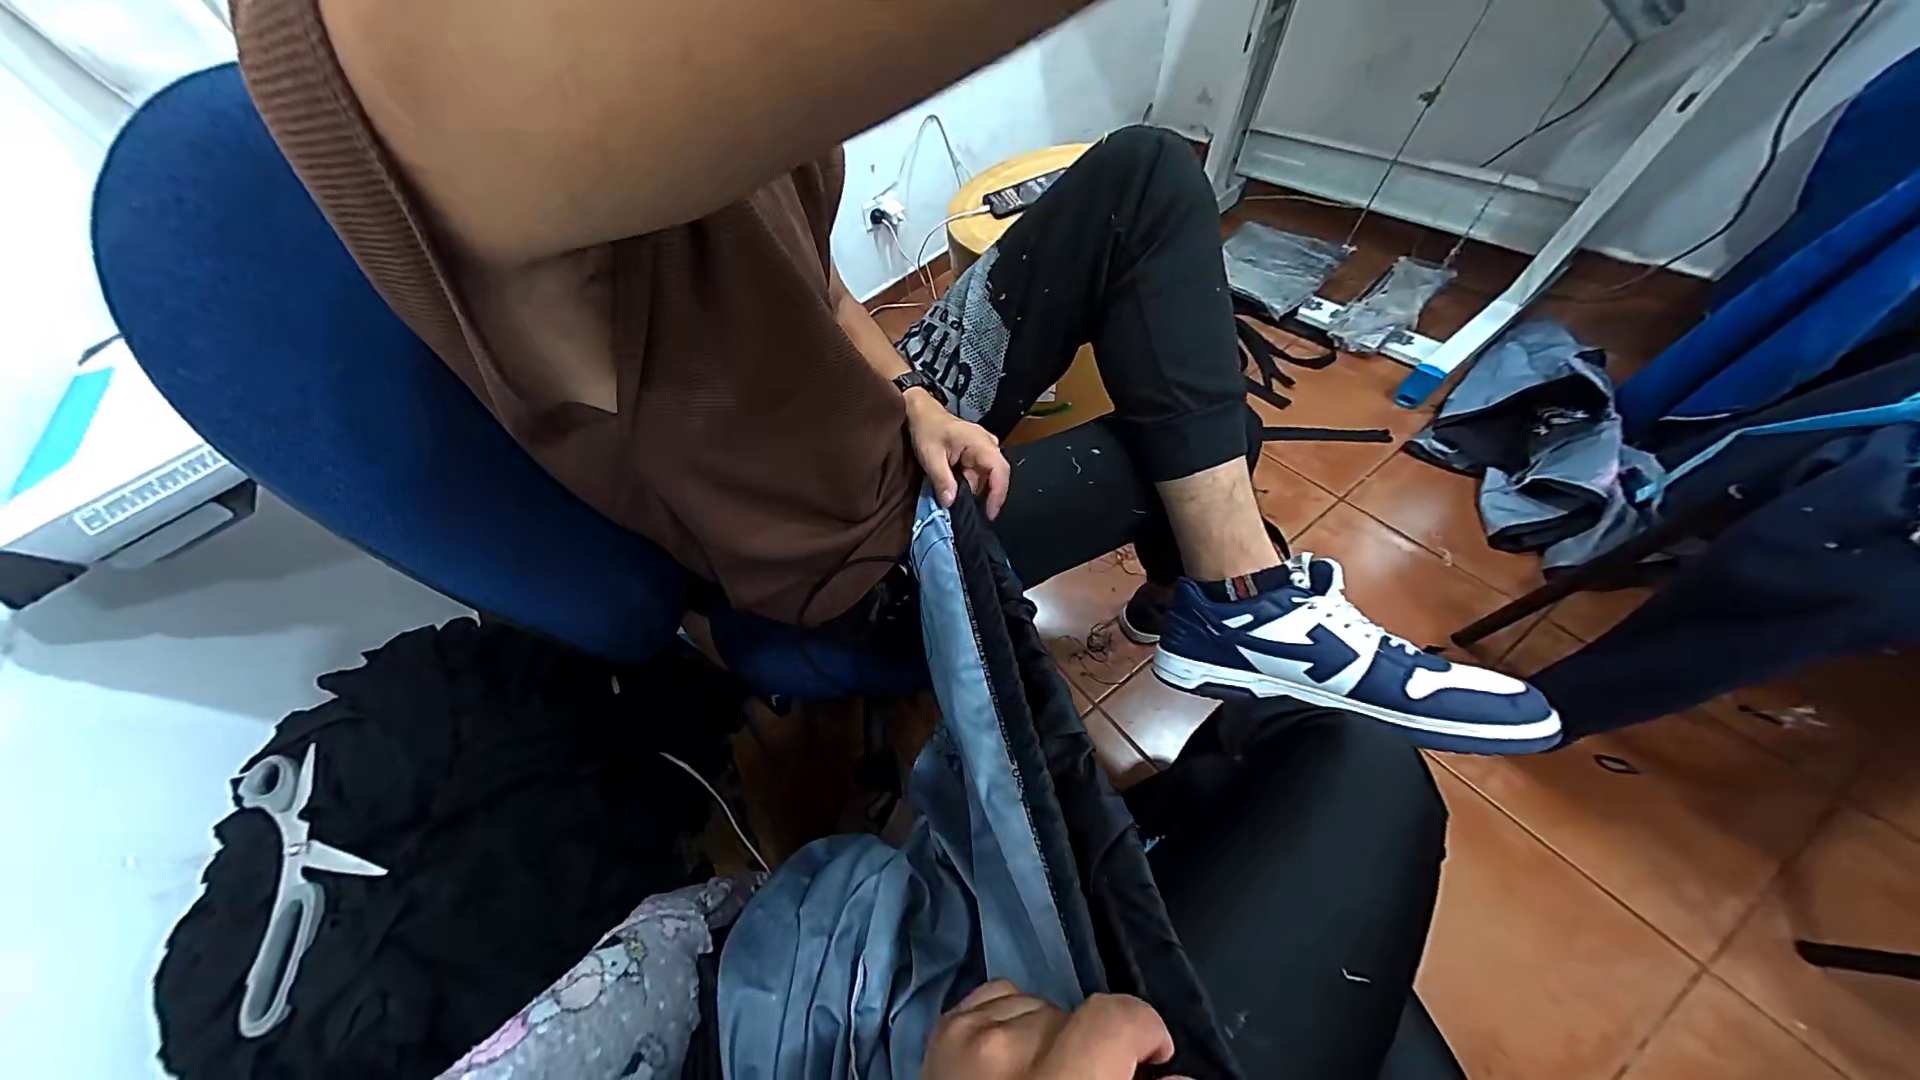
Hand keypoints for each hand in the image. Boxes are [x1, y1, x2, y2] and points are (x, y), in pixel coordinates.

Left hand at [905, 389, 1010, 518]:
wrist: (920, 413)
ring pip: (986, 478)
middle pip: (996, 477)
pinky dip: (969, 486)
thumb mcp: (931, 456)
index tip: (989, 513)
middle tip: (973, 516)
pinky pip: (978, 475)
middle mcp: (988, 446)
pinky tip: (958, 494)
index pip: (1000, 471)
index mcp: (981, 443)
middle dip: (986, 497)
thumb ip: (942, 479)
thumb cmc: (927, 429)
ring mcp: (983, 451)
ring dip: (974, 493)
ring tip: (961, 506)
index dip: (998, 494)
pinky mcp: (976, 456)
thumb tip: (950, 503)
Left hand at [921, 980, 1182, 1079]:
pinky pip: (1002, 995)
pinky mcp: (944, 1028)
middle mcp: (1011, 1051)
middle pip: (1077, 1016)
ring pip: (1040, 1004)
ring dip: (1050, 1036)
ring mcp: (971, 1036)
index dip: (1145, 1032)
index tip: (1153, 1059)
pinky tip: (1012, 1061)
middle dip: (1092, 1050)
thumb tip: (1178, 1078)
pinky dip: (1014, 1021)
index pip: (1114, 1018)